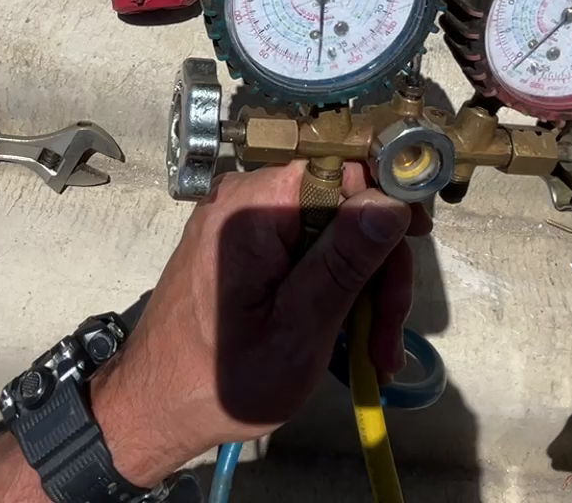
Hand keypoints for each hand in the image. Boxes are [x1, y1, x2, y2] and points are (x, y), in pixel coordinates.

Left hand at [90, 162, 430, 483]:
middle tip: (388, 335)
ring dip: (362, 290)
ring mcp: (246, 220)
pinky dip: (333, 290)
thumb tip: (389, 200)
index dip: (384, 195)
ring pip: (330, 232)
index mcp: (253, 204)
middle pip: (341, 205)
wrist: (155, 407)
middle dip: (376, 267)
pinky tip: (350, 340)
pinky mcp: (247, 246)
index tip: (417, 239)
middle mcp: (247, 197)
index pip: (337, 165)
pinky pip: (306, 250)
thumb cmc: (221, 378)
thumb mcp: (297, 327)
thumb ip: (344, 261)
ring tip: (374, 353)